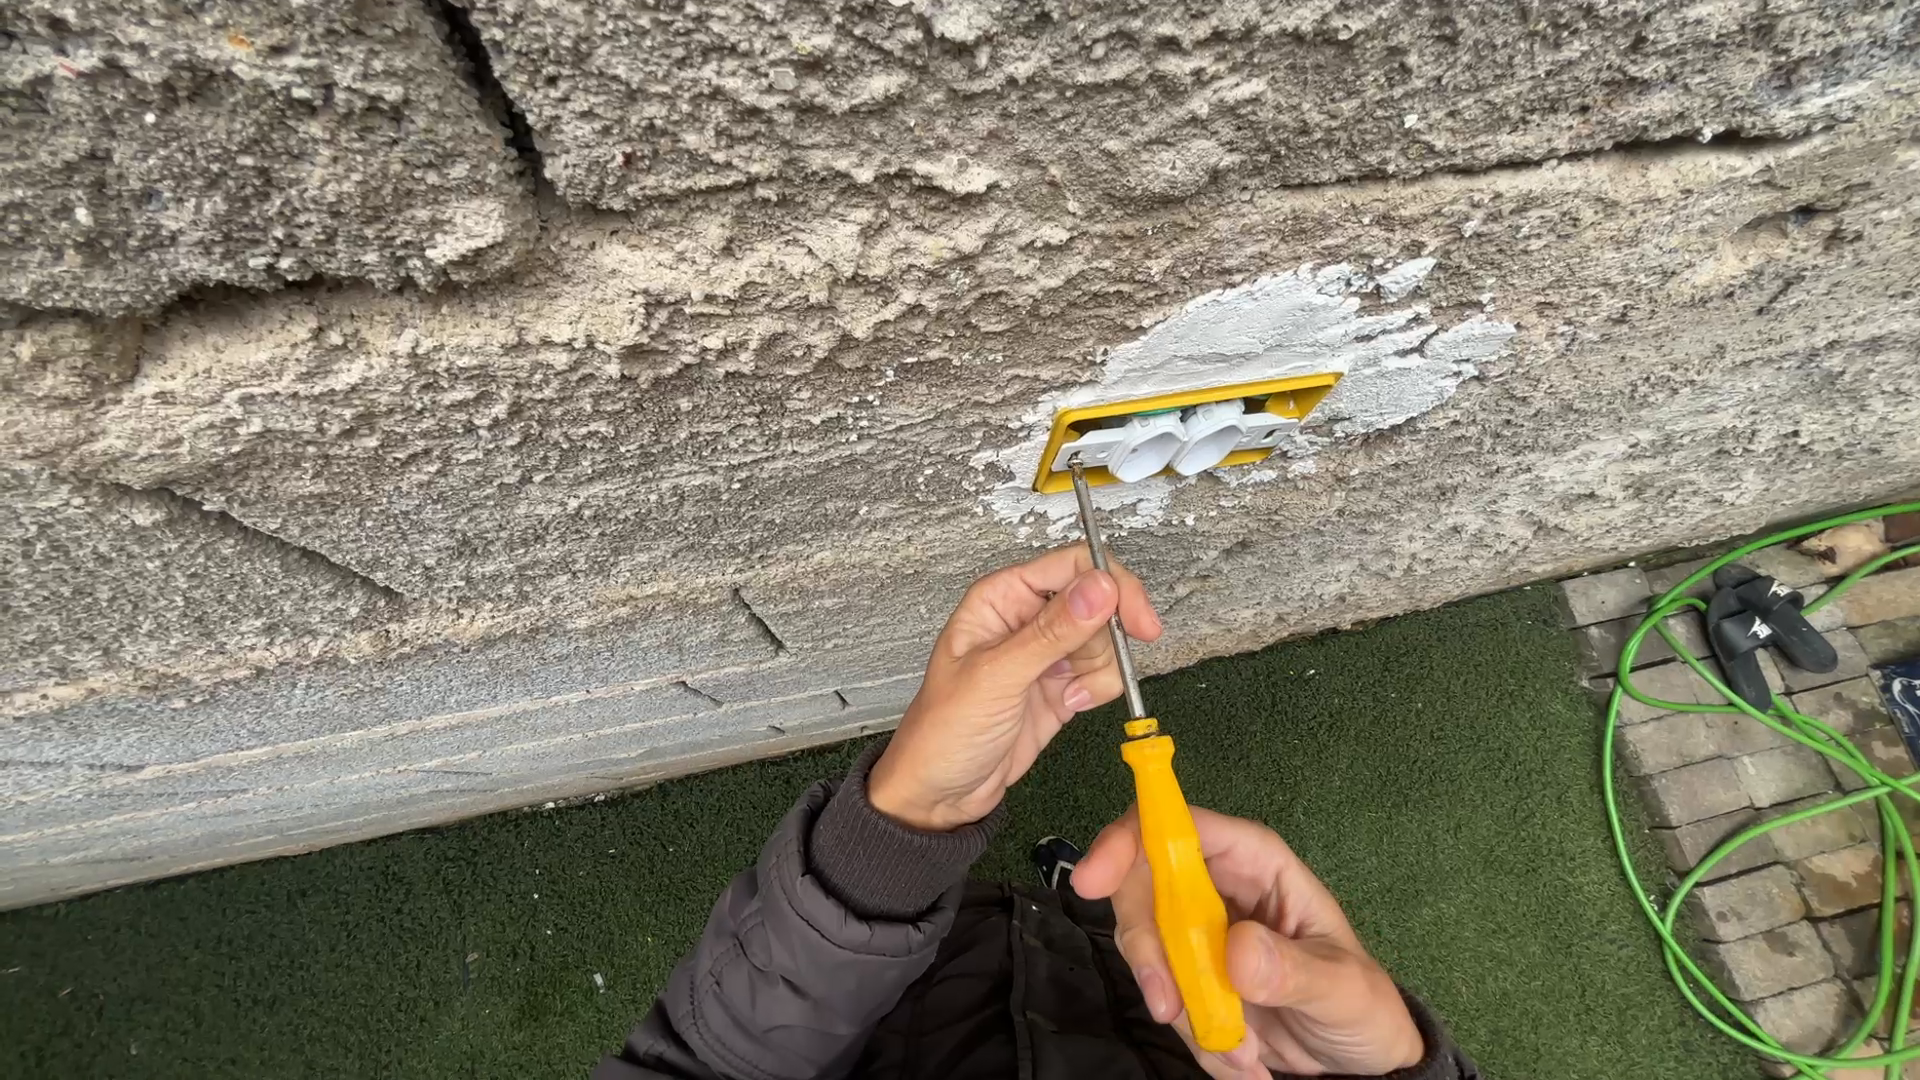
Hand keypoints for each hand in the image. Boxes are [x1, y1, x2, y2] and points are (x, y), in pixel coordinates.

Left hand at [866, 547, 1161, 830]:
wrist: (940, 795)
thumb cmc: (943, 730)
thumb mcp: (996, 677)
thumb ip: (1051, 631)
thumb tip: (1100, 587)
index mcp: (1002, 598)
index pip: (1071, 566)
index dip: (1110, 584)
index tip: (1135, 618)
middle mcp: (1026, 618)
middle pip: (1096, 600)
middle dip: (1107, 634)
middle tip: (1097, 668)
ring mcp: (1045, 652)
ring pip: (1104, 639)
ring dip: (1100, 669)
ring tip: (1068, 695)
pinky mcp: (1061, 684)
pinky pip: (1101, 672)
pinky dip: (1098, 689)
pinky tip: (1070, 705)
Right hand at [1072, 807, 1424, 1078]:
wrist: (1357, 1063)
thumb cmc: (1360, 1005)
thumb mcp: (1346, 990)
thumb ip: (1295, 969)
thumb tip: (1235, 950)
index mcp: (1249, 858)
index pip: (1175, 825)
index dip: (1126, 840)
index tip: (1092, 882)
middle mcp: (1212, 881)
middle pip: (1140, 881)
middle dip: (1144, 944)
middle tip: (1166, 1004)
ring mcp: (1193, 926)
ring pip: (1142, 939)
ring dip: (1177, 1002)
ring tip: (1239, 1051)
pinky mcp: (1185, 969)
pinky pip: (1160, 989)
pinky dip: (1190, 1031)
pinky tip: (1238, 1056)